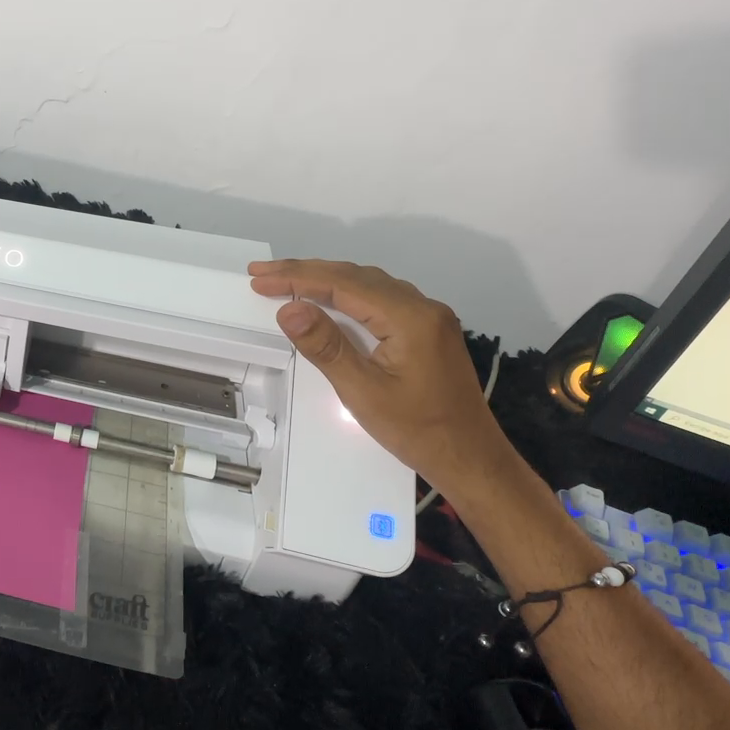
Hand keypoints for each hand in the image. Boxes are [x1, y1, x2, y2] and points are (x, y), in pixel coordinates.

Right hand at [247, 259, 510, 498]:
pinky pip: (379, 296)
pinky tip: (326, 298)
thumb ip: (326, 346)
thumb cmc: (417, 430)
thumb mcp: (362, 392)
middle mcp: (422, 307)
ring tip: (285, 280)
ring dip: (324, 278)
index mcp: (409, 318)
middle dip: (305, 271)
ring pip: (367, 282)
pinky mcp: (427, 329)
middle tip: (262, 273)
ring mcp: (428, 317)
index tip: (259, 279)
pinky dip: (345, 291)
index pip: (342, 284)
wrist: (471, 458)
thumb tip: (289, 309)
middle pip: (354, 275)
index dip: (296, 278)